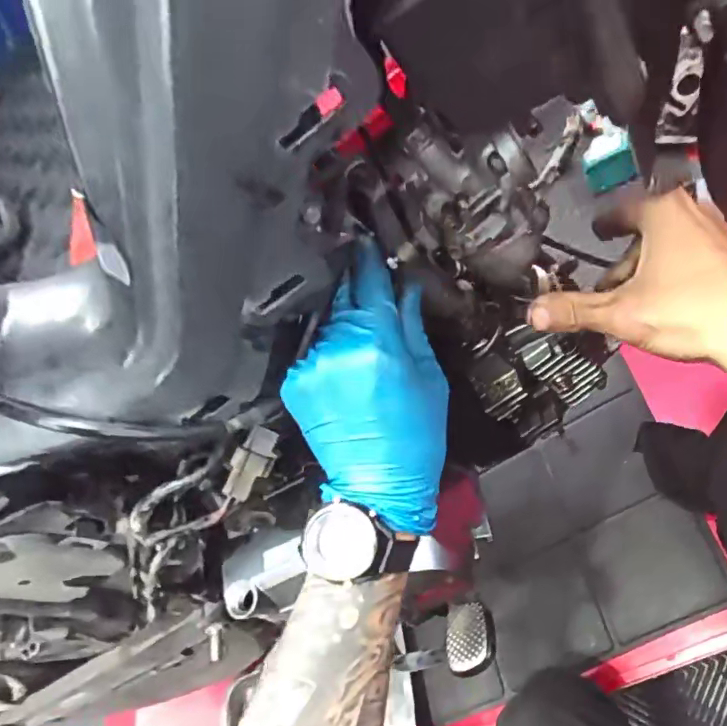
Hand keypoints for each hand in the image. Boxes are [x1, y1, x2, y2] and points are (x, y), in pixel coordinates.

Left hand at [281, 239, 448, 534]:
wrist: (380, 483)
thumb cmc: (414, 440)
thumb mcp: (430, 381)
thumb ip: (413, 329)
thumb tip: (406, 290)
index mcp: (376, 343)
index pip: (368, 281)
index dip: (370, 258)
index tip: (370, 242)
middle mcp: (335, 346)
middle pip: (344, 296)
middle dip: (359, 289)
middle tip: (373, 284)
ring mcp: (310, 364)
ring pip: (327, 321)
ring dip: (345, 321)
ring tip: (368, 343)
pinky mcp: (296, 381)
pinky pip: (315, 349)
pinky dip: (331, 349)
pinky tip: (351, 368)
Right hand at [526, 190, 726, 366]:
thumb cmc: (691, 314)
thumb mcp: (622, 313)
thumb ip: (577, 310)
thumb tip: (538, 312)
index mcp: (661, 210)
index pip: (620, 208)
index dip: (604, 223)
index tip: (598, 230)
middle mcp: (691, 211)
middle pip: (645, 230)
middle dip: (626, 258)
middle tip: (611, 284)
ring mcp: (716, 232)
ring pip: (670, 244)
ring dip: (651, 266)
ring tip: (639, 298)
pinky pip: (693, 257)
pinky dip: (676, 272)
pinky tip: (671, 300)